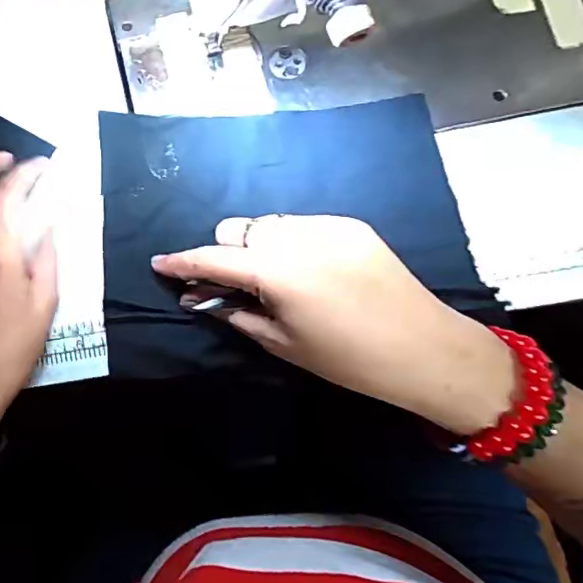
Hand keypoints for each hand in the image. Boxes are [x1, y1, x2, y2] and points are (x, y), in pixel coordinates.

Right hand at [151, 215, 514, 434]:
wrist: (422, 346)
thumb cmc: (346, 358)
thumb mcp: (282, 343)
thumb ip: (235, 312)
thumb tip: (199, 297)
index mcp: (276, 272)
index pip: (214, 258)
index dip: (183, 263)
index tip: (161, 263)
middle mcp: (296, 237)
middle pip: (239, 229)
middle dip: (228, 252)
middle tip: (237, 285)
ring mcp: (326, 225)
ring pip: (271, 223)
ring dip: (260, 245)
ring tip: (279, 278)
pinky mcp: (350, 223)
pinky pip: (304, 225)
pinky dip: (293, 242)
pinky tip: (312, 270)